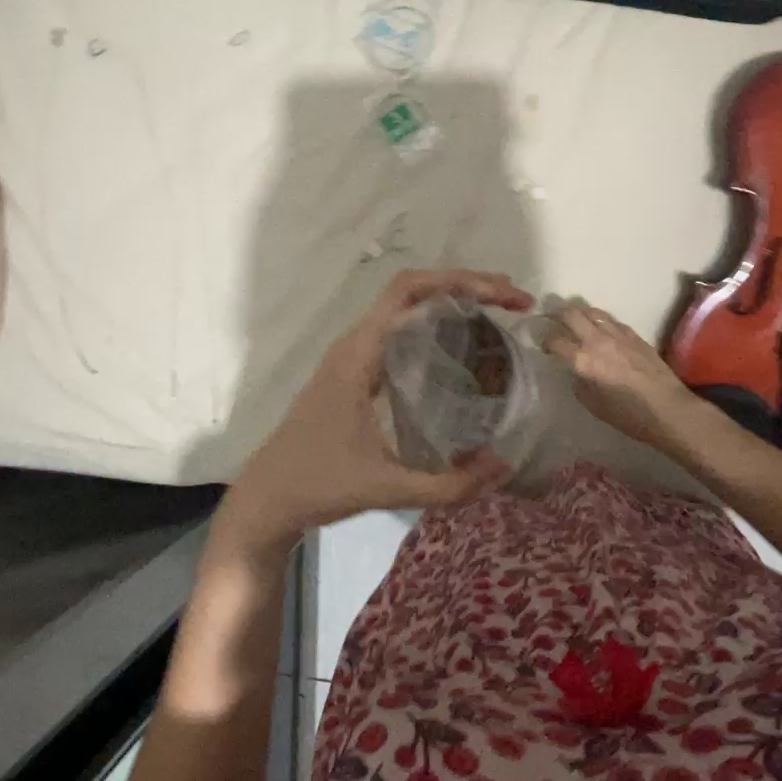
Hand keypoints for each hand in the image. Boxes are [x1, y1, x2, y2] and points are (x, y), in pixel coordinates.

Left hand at [221, 270, 535, 554]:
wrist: (266, 499)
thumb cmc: (319, 486)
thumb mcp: (389, 490)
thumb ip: (450, 485)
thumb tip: (506, 465)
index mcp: (357, 355)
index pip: (408, 290)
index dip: (459, 281)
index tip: (502, 295)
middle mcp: (354, 345)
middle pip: (412, 293)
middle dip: (466, 288)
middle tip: (515, 304)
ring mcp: (351, 358)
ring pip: (404, 312)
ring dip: (449, 305)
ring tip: (498, 318)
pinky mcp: (353, 375)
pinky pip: (398, 336)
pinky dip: (433, 330)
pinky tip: (461, 354)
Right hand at [541, 303, 705, 453]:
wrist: (669, 409)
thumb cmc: (629, 415)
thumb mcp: (594, 405)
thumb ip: (580, 384)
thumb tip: (577, 373)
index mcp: (583, 360)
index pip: (555, 340)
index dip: (545, 341)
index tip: (544, 346)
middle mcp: (597, 341)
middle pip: (570, 314)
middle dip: (556, 314)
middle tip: (551, 319)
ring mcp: (618, 334)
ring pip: (592, 311)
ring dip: (579, 312)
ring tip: (575, 319)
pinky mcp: (635, 335)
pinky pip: (612, 320)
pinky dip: (600, 320)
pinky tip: (601, 328)